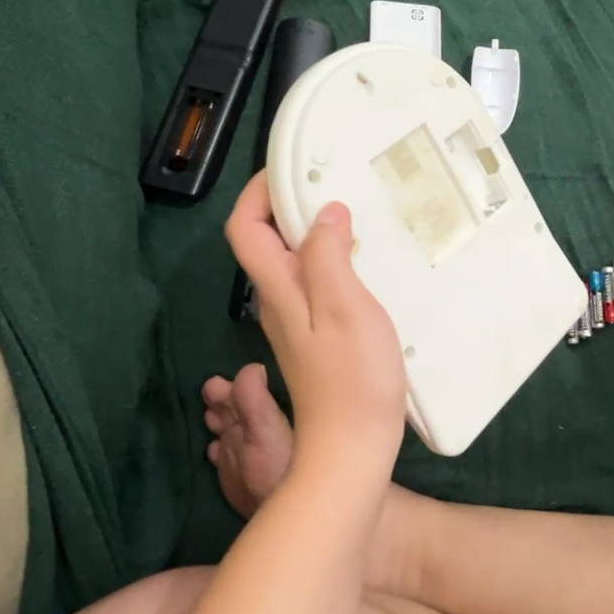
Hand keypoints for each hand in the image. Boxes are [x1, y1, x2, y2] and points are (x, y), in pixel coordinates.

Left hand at [225, 172, 407, 465]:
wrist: (353, 444)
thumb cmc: (351, 376)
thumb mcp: (343, 306)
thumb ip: (328, 256)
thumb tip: (323, 212)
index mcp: (278, 289)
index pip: (246, 228)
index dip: (258, 192)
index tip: (293, 168)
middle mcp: (279, 301)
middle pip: (268, 242)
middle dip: (291, 205)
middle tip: (335, 184)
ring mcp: (297, 323)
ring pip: (294, 263)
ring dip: (316, 233)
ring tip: (356, 216)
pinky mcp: (318, 338)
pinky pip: (317, 285)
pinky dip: (334, 262)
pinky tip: (366, 264)